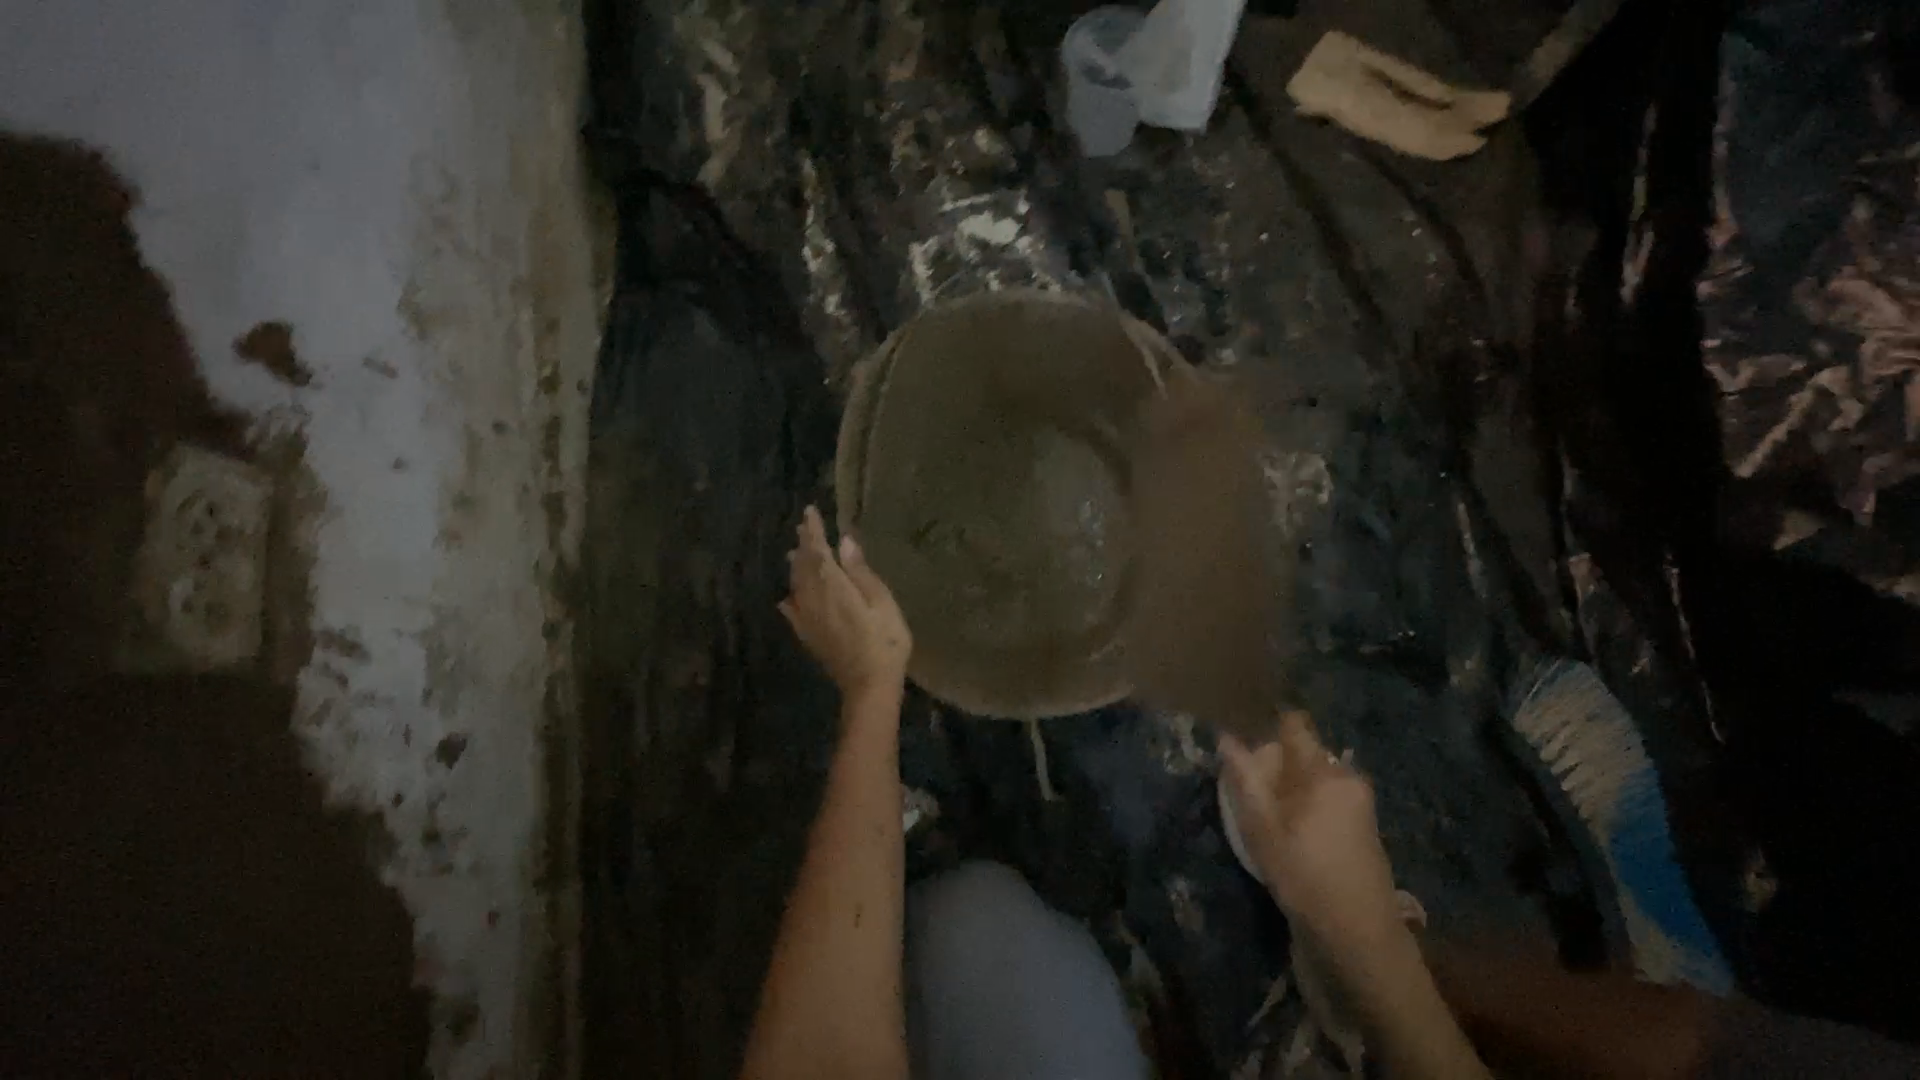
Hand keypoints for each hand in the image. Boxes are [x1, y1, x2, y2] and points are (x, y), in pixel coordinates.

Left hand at [780, 505, 911, 703]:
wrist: (868, 685)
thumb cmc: (885, 641)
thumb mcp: (882, 602)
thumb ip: (860, 572)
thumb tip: (844, 541)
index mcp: (833, 586)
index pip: (818, 551)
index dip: (813, 530)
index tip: (810, 512)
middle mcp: (813, 599)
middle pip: (803, 566)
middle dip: (803, 544)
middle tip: (802, 526)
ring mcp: (807, 619)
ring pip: (796, 585)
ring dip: (796, 566)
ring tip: (795, 552)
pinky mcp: (808, 636)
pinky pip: (792, 611)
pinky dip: (790, 598)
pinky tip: (788, 598)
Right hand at [1220, 712, 1401, 951]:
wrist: (1361, 944)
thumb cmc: (1307, 878)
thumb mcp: (1263, 829)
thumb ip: (1244, 780)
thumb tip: (1226, 737)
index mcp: (1326, 772)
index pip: (1294, 725)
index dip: (1264, 725)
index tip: (1236, 737)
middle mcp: (1346, 781)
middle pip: (1301, 754)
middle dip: (1270, 764)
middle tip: (1239, 789)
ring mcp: (1357, 809)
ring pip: (1309, 782)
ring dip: (1283, 791)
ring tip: (1255, 816)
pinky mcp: (1358, 835)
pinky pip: (1321, 804)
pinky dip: (1299, 811)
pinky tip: (1281, 838)